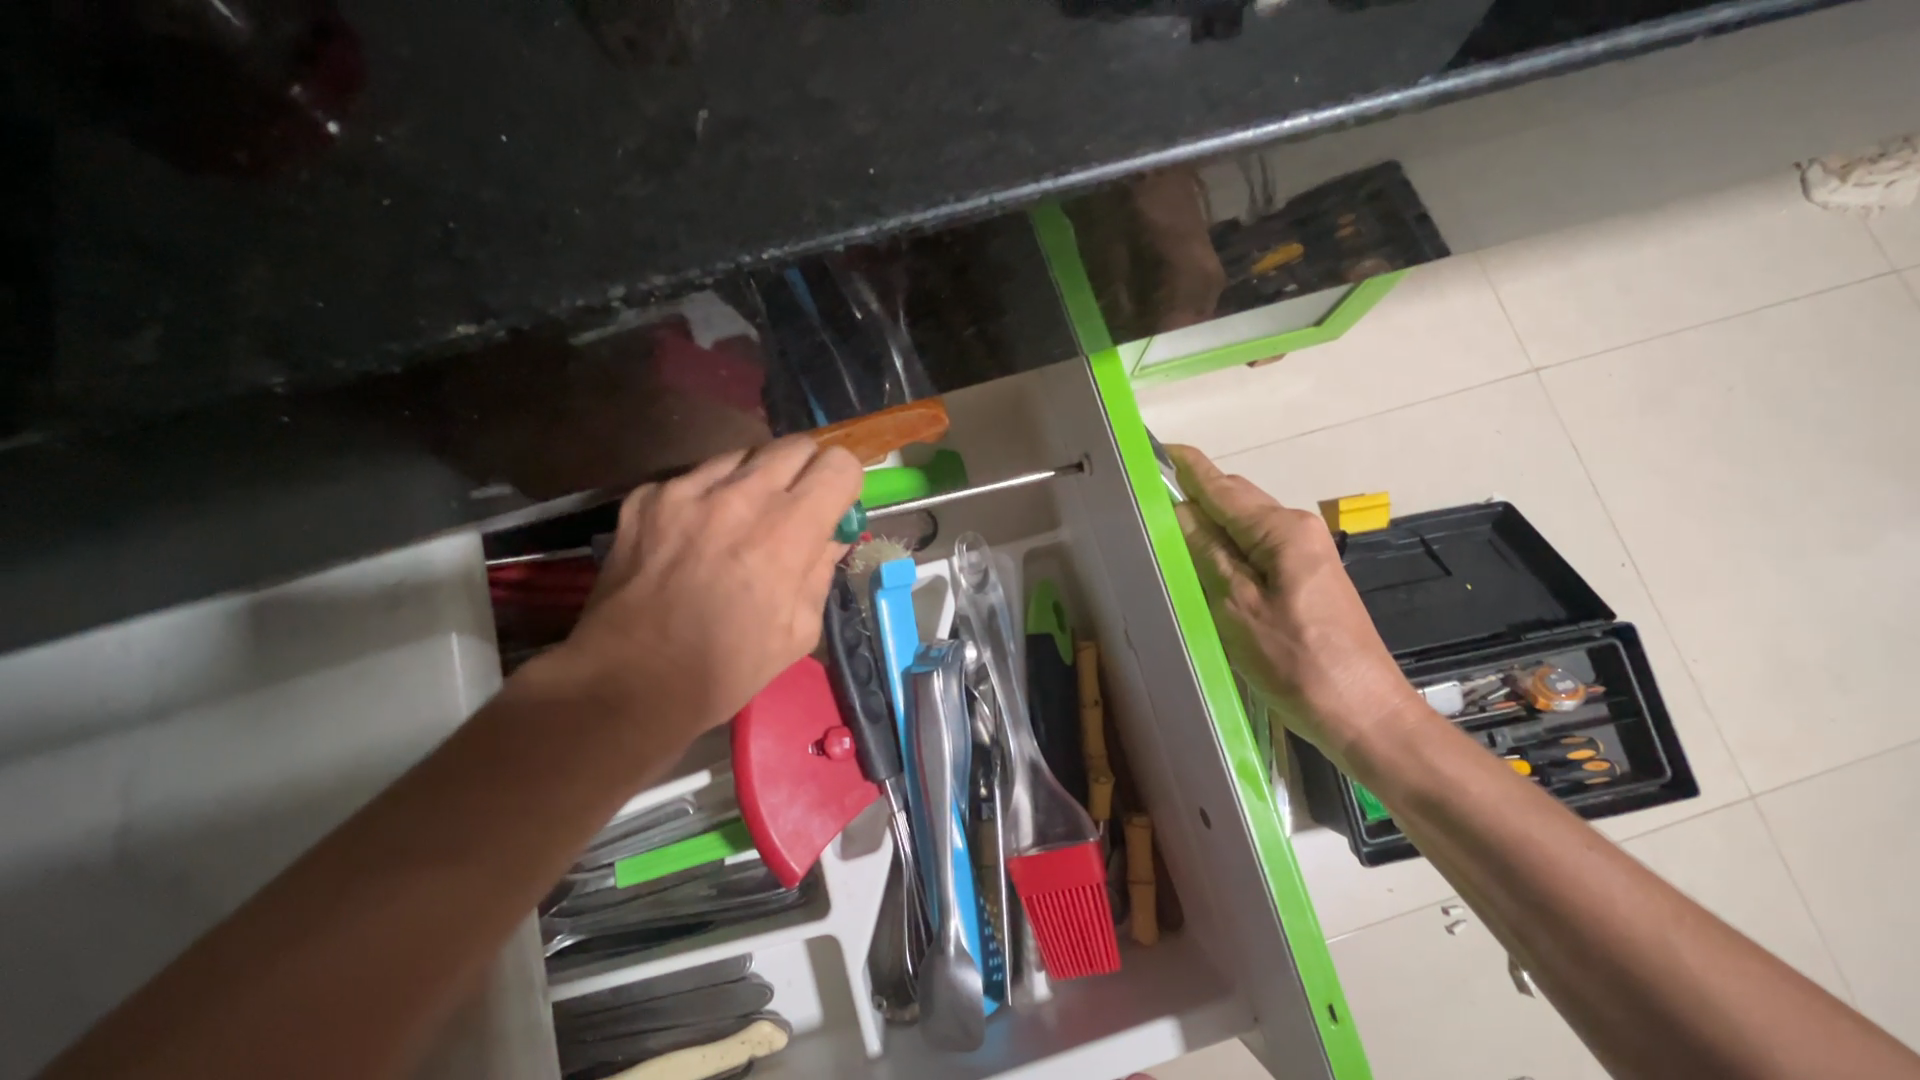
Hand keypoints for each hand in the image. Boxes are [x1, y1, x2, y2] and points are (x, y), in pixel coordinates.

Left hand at [547, 436, 863, 743]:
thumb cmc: (725, 668)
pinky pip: (693, 477)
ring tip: (739, 522)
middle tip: (794, 509)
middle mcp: (739, 495)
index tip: (833, 509)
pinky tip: (694, 535)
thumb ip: (821, 570)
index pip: (838, 464)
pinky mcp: (646, 496)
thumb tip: (832, 535)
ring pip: (743, 455)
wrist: (628, 681)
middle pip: (795, 445)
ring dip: (755, 481)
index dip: (843, 485)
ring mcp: (686, 490)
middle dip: (805, 473)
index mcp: (786, 531)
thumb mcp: (799, 631)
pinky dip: (706, 497)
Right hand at [1168, 445, 1426, 763]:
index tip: (1155, 448)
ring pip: (1244, 529)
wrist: (1365, 715)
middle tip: (1144, 500)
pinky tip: (1201, 569)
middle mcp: (1297, 532)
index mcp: (1281, 530)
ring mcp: (1306, 558)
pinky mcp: (1306, 583)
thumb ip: (1207, 555)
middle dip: (1194, 496)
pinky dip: (1225, 552)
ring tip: (1163, 532)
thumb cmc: (1299, 664)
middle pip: (1235, 502)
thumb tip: (1179, 512)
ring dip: (1207, 527)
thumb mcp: (1238, 609)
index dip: (1188, 468)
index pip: (1222, 487)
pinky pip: (1256, 553)